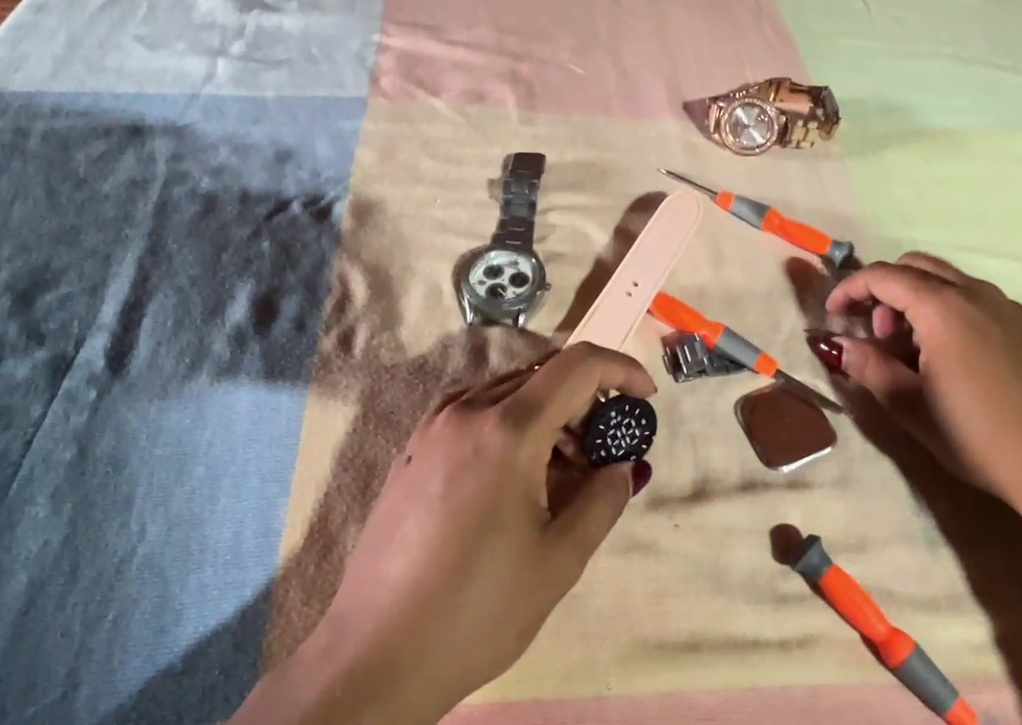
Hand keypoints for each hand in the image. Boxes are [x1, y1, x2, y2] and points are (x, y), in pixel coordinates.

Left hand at [231, 345, 656, 724]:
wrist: (375, 655)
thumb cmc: (478, 610)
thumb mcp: (560, 559)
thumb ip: (603, 498)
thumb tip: (622, 465)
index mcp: (507, 429)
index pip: (578, 365)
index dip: (621, 370)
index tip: (645, 399)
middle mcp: (467, 411)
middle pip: (543, 375)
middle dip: (586, 401)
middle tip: (607, 451)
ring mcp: (432, 428)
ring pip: (509, 393)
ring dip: (549, 415)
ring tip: (566, 474)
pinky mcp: (413, 450)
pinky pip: (476, 414)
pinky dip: (512, 427)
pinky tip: (519, 479)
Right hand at [820, 252, 1021, 520]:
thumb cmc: (979, 438)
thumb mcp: (911, 407)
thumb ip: (869, 367)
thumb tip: (837, 345)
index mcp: (943, 307)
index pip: (883, 276)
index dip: (850, 290)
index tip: (833, 316)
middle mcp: (976, 293)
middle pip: (916, 267)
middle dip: (884, 291)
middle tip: (875, 337)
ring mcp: (1007, 307)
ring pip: (947, 281)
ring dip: (916, 301)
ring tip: (910, 353)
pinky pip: (973, 299)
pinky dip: (946, 310)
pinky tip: (948, 358)